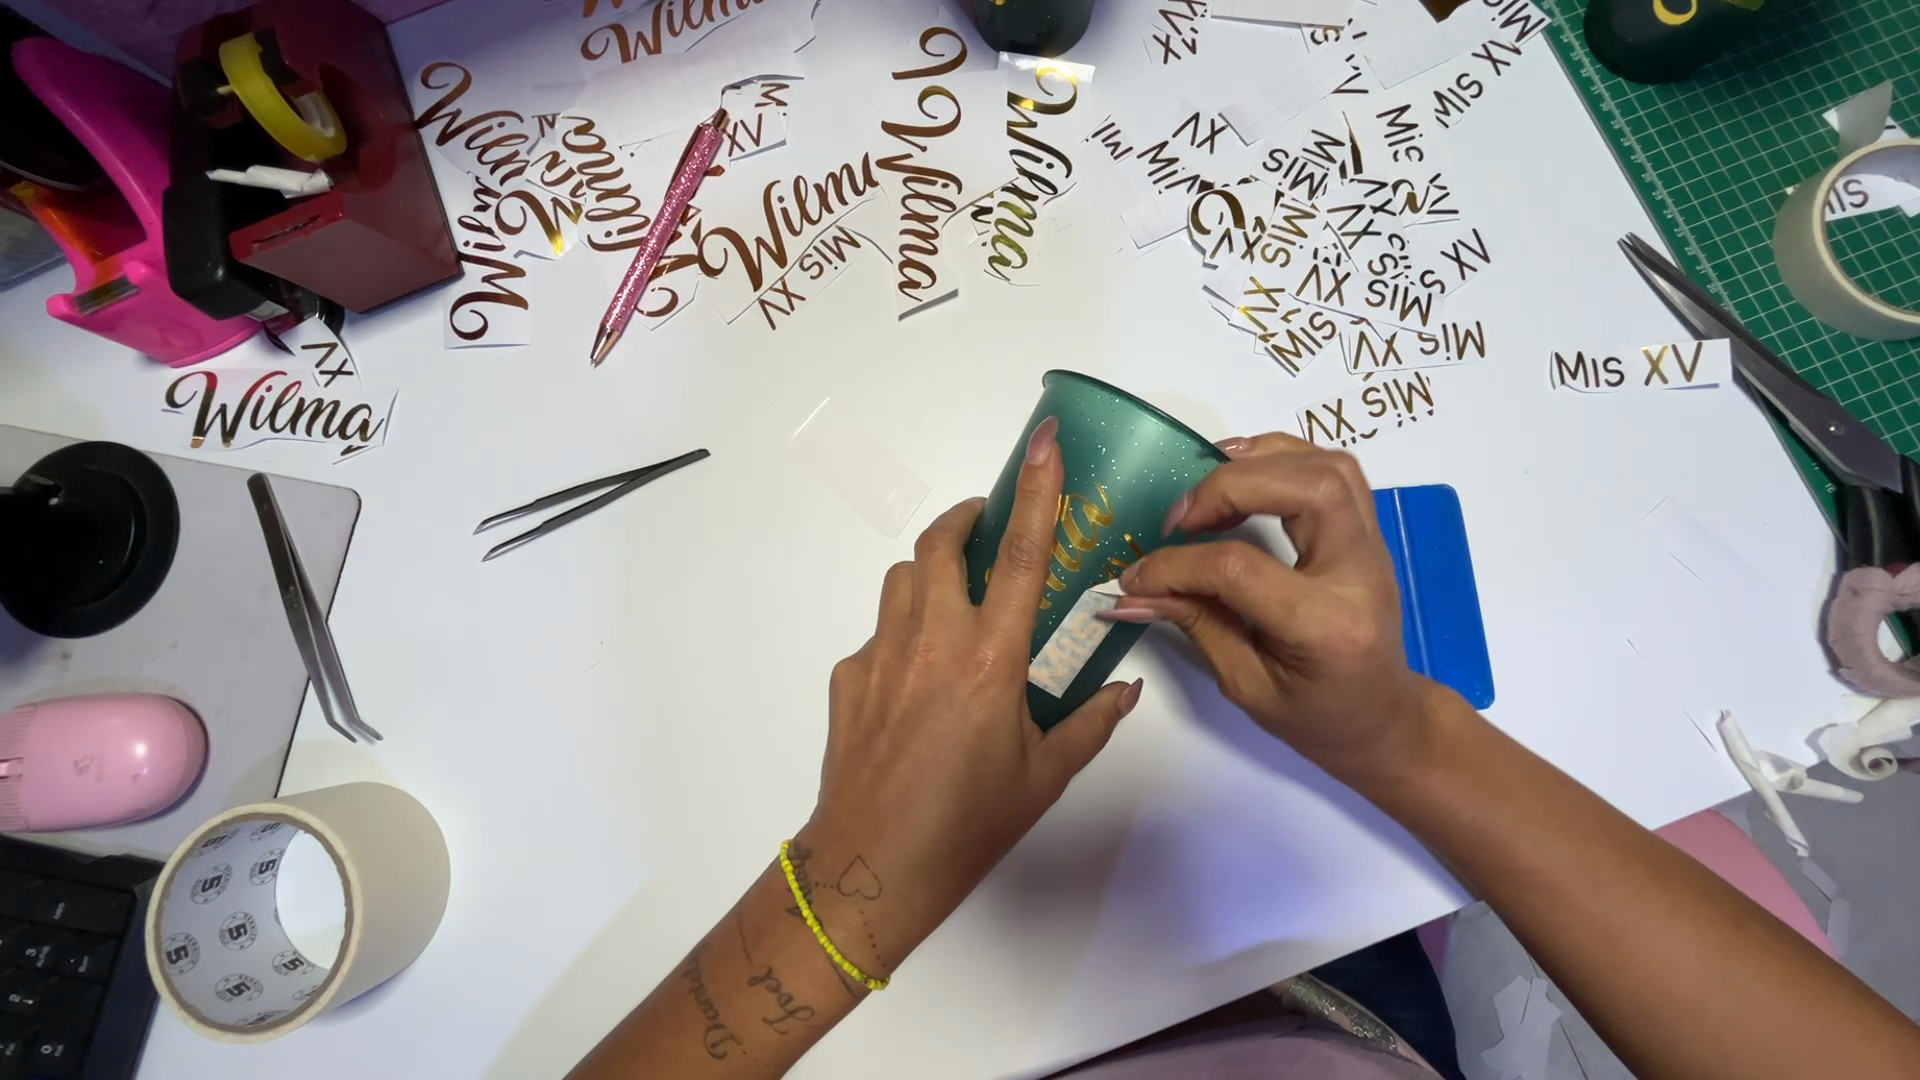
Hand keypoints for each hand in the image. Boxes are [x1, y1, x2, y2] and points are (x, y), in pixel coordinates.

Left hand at [795, 417, 1141, 985]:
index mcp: (989, 658)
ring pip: (901, 578)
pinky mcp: (848, 676)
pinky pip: (878, 633)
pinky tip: (915, 679)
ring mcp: (880, 653)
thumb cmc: (970, 821)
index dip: (1034, 492)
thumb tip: (1126, 689)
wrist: (874, 864)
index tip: (1040, 442)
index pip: (1018, 556)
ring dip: (929, 571)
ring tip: (953, 600)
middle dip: (963, 518)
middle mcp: (931, 640)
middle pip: (938, 545)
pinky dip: (902, 633)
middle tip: (983, 524)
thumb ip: (1090, 723)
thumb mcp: (1043, 775)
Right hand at [1102, 434, 1441, 784]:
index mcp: (1326, 627)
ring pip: (1327, 466)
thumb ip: (1193, 623)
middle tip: (1179, 518)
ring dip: (1258, 462)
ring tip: (1205, 484)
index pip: (1240, 569)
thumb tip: (1132, 592)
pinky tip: (1240, 474)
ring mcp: (1371, 548)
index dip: (1176, 565)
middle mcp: (1359, 574)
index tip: (1136, 577)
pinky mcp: (1366, 533)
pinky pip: (1333, 470)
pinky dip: (1282, 459)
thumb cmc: (1314, 717)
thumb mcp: (1244, 683)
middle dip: (1227, 487)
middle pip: (1306, 490)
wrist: (1383, 718)